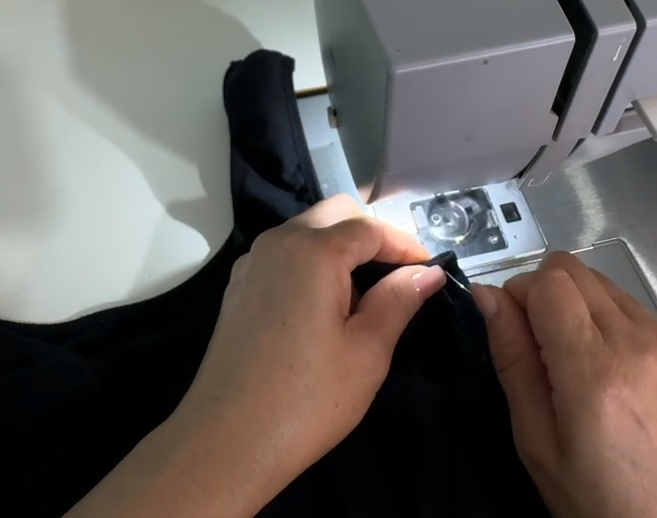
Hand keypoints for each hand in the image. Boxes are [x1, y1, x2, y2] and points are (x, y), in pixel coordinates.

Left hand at [173, 195, 446, 488]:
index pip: (369, 227)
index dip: (404, 244)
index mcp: (313, 250)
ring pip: (307, 231)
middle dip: (371, 235)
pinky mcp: (239, 285)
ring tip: (364, 298)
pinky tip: (324, 308)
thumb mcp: (367, 352)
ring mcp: (253, 261)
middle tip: (399, 276)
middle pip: (334, 215)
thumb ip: (398, 300)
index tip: (430, 268)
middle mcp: (279, 241)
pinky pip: (284, 254)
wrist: (226, 441)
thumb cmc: (307, 399)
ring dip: (340, 248)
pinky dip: (311, 263)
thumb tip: (427, 271)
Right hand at [471, 253, 656, 517]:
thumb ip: (512, 359)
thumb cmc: (601, 504)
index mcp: (594, 369)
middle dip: (543, 291)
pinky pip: (633, 310)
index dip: (519, 293)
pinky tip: (608, 371)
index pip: (548, 280)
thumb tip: (486, 294)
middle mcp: (636, 343)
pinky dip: (607, 320)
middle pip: (573, 269)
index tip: (511, 330)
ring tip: (572, 361)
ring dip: (576, 303)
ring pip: (602, 283)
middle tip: (536, 344)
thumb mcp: (538, 442)